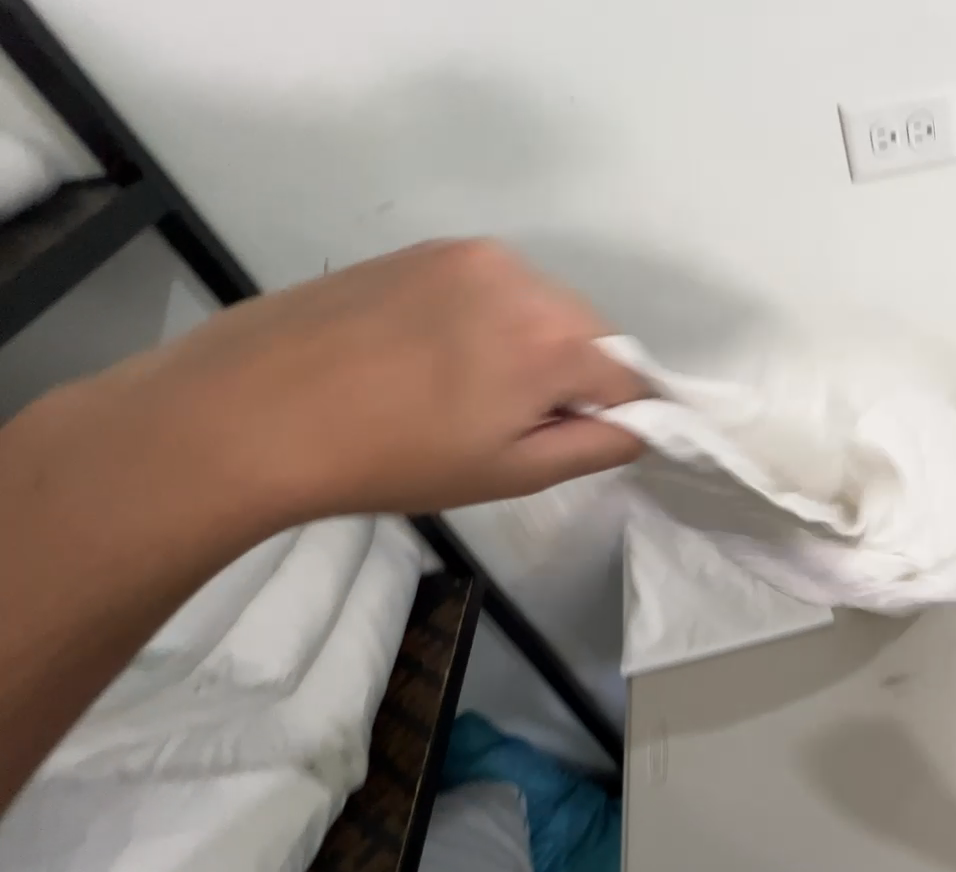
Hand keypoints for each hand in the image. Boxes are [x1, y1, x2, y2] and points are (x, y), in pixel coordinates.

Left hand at [67, 239, 646, 519]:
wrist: (246, 413)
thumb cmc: (394, 459)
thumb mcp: (515, 472)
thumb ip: (600, 445)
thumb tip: (642, 426)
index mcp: (551, 339)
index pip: (632, 376)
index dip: (620, 413)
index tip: (582, 439)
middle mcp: (523, 279)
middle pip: (596, 334)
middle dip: (582, 375)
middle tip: (522, 419)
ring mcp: (470, 256)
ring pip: (550, 307)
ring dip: (542, 346)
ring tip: (477, 386)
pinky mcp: (427, 249)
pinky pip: (501, 288)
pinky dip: (499, 320)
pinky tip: (445, 354)